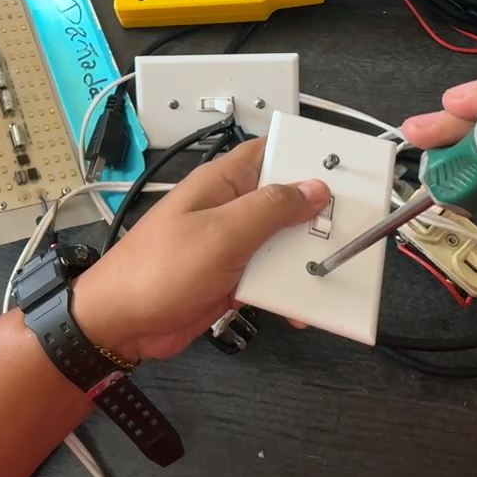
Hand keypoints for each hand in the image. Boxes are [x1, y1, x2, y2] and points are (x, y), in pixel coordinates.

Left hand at [71, 138, 330, 362]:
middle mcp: (229, 208)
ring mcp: (230, 244)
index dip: (307, 156)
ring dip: (307, 260)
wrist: (122, 323)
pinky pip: (271, 277)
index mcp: (222, 183)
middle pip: (286, 202)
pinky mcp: (232, 277)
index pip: (271, 152)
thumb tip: (315, 187)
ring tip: (334, 276)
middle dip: (319, 217)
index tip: (349, 171)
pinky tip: (302, 310)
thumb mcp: (222, 234)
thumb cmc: (160, 269)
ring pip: (283, 243)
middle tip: (354, 234)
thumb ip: (270, 208)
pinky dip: (289, 291)